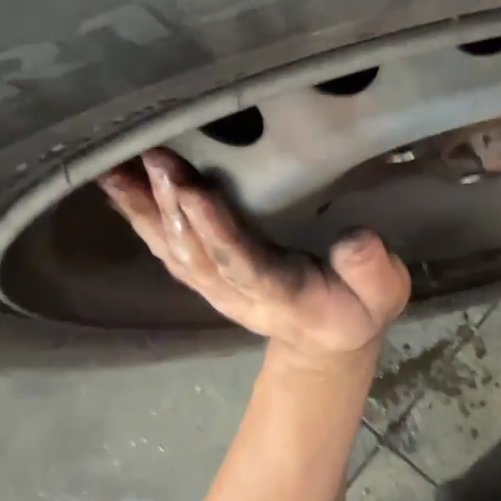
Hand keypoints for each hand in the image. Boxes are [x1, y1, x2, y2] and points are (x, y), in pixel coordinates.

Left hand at [98, 149, 409, 370]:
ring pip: (172, 251)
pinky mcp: (205, 276)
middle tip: (156, 161)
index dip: (215, 230)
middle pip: (195, 253)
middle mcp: (236, 292)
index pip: (241, 262)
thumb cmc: (357, 308)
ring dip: (145, 212)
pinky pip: (167, 248)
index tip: (195, 191)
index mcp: (282, 294)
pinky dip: (140, 220)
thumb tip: (356, 239)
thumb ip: (372, 270)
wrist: (326, 339)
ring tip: (117, 172)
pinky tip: (120, 190)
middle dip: (173, 207)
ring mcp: (215, 287)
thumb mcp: (383, 295)